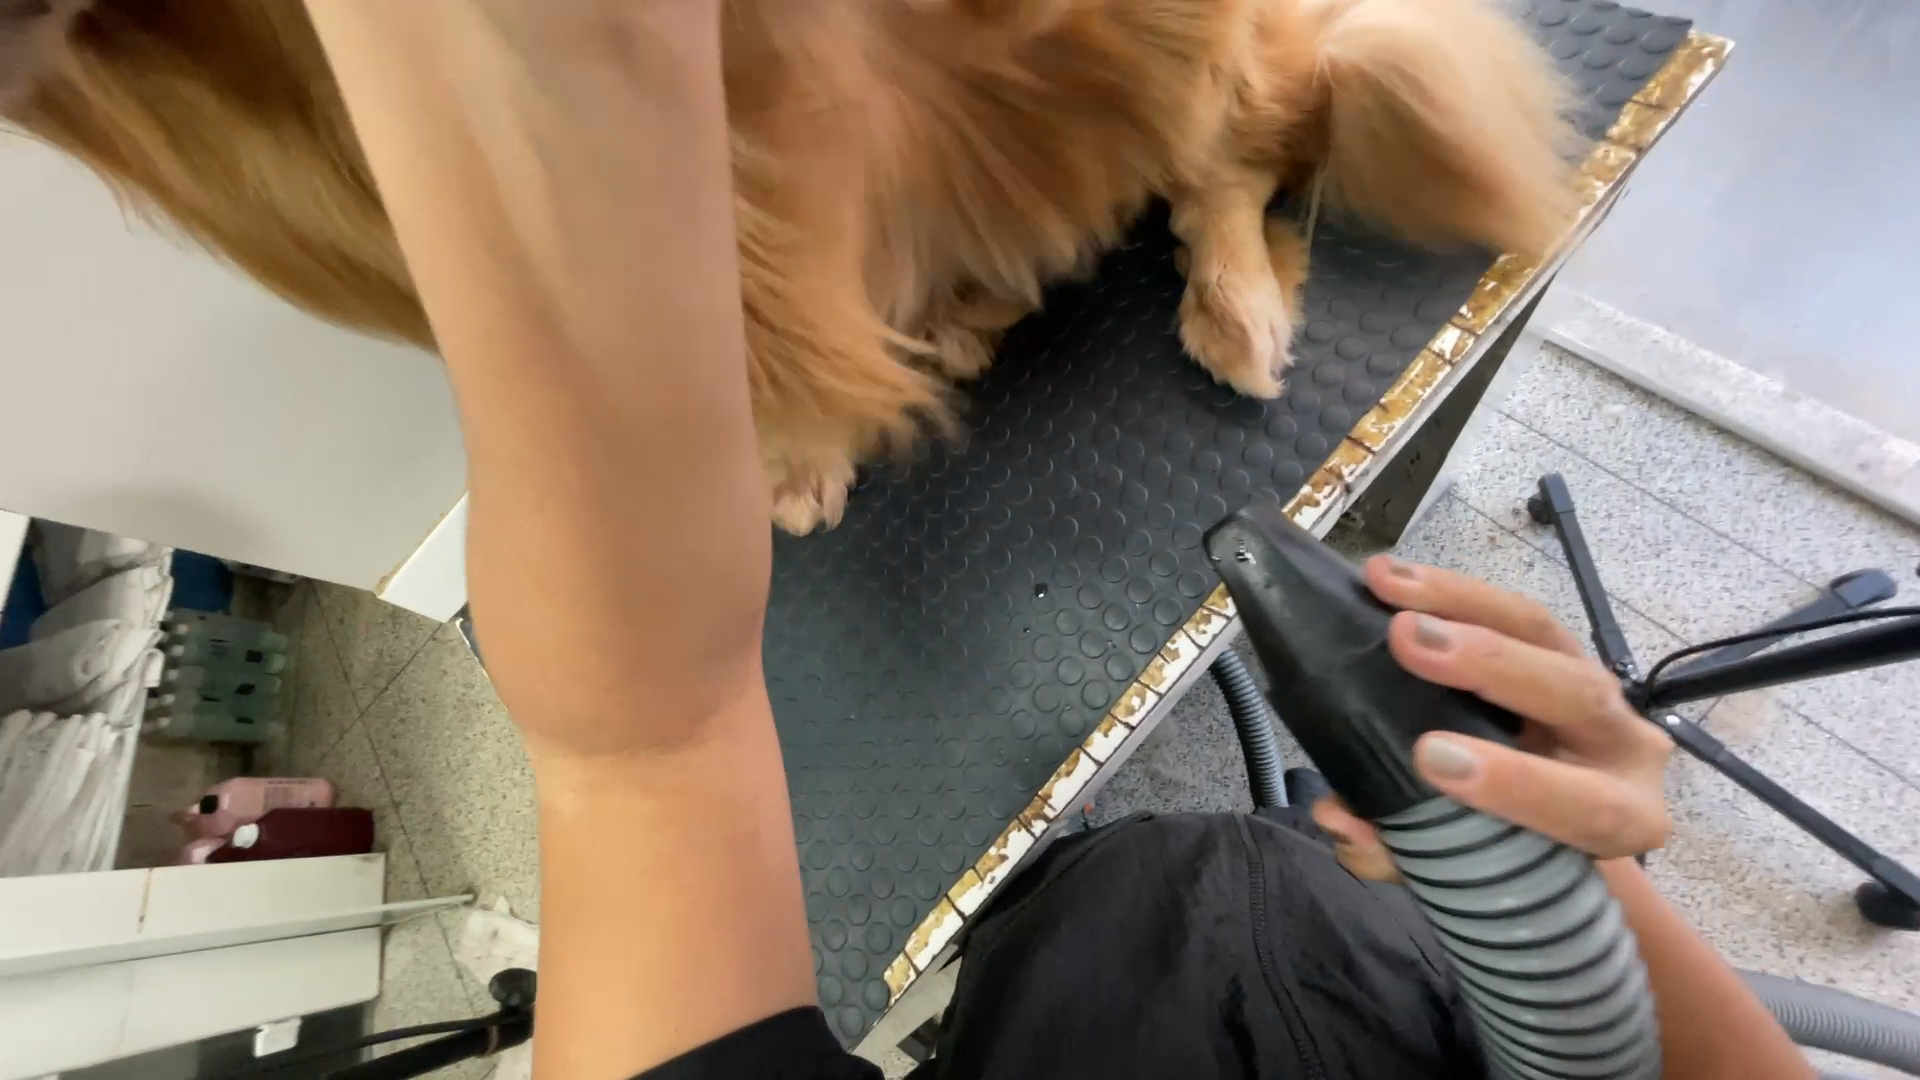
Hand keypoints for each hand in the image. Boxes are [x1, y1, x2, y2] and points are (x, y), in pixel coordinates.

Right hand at [1312, 555, 1673, 880]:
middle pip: (1574, 693)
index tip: (1432, 757)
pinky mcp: (1550, 643)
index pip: (1589, 806)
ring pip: (1539, 629)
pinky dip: (1446, 588)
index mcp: (1613, 818)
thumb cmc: (1501, 843)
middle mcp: (1619, 745)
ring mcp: (1588, 682)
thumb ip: (1394, 851)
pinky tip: (1387, 574)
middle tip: (1404, 639)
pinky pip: (1508, 607)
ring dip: (1457, 601)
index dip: (1517, 783)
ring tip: (1385, 583)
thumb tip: (1336, 820)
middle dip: (1489, 664)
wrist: (1545, 809)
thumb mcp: (1450, 864)